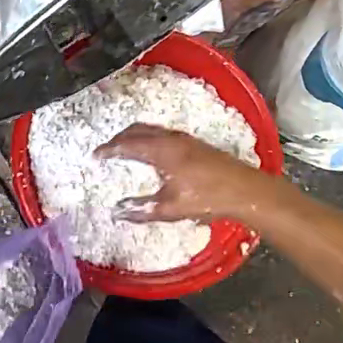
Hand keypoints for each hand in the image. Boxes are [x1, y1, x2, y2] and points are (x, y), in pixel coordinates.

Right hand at [95, 123, 273, 221]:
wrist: (246, 191)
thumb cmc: (207, 198)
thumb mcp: (170, 208)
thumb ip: (142, 209)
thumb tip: (117, 212)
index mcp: (162, 150)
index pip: (127, 144)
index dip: (109, 149)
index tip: (95, 156)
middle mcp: (171, 139)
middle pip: (137, 130)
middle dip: (119, 138)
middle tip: (107, 150)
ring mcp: (184, 139)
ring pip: (151, 130)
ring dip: (134, 136)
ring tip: (124, 148)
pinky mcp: (195, 144)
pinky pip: (162, 134)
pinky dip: (148, 138)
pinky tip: (151, 152)